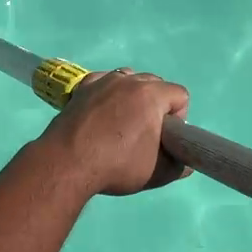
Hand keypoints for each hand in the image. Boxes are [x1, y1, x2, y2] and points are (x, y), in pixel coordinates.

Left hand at [39, 68, 190, 196]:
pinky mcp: (80, 89)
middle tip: (145, 131)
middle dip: (155, 104)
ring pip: (126, 79)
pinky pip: (101, 82)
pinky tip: (99, 112)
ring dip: (130, 95)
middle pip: (154, 83)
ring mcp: (101, 81)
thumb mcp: (158, 172)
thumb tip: (185, 164)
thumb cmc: (117, 166)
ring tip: (121, 121)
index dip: (178, 117)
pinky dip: (105, 93)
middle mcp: (127, 80)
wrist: (67, 163)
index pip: (180, 95)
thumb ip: (179, 166)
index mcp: (151, 94)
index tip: (165, 137)